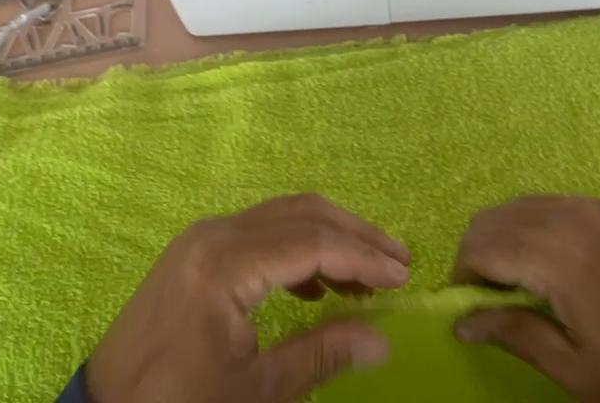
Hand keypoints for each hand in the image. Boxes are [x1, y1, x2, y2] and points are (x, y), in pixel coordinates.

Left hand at [83, 194, 410, 402]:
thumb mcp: (254, 394)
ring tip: (369, 272)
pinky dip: (299, 245)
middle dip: (356, 235)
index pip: (313, 242)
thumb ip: (321, 355)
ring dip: (331, 236)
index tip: (403, 275)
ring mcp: (203, 237)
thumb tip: (383, 341)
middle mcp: (216, 233)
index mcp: (226, 264)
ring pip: (284, 215)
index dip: (364, 257)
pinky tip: (319, 281)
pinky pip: (262, 230)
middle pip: (303, 215)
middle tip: (398, 261)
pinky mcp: (196, 249)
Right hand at [451, 196, 599, 402]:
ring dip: (503, 235)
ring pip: (520, 204)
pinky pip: (552, 202)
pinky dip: (533, 224)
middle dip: (478, 253)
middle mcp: (569, 217)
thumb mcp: (574, 369)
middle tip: (490, 297)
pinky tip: (549, 260)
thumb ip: (514, 333)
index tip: (470, 309)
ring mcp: (591, 205)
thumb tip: (462, 322)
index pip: (481, 245)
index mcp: (557, 257)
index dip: (463, 276)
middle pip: (493, 218)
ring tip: (518, 279)